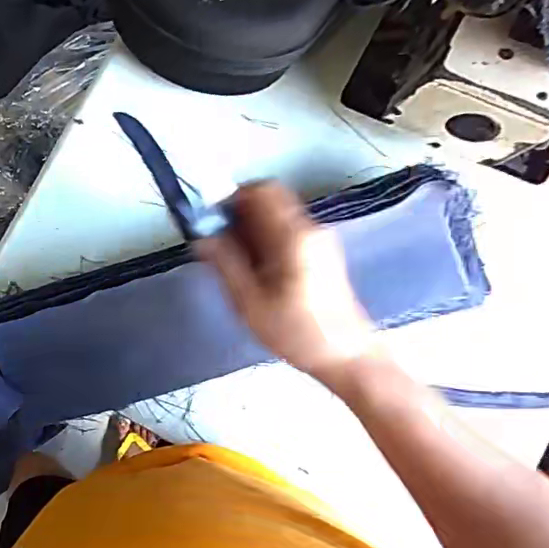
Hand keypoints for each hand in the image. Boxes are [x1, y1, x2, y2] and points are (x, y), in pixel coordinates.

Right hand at [195, 180, 383, 386]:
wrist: (347, 357)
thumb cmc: (297, 333)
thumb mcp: (249, 303)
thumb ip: (224, 263)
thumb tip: (201, 236)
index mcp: (293, 236)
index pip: (260, 190)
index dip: (230, 197)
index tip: (210, 220)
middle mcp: (310, 229)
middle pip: (269, 199)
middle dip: (238, 213)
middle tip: (218, 242)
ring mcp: (319, 239)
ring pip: (277, 214)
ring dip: (250, 227)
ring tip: (234, 261)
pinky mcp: (321, 252)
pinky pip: (286, 230)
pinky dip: (265, 239)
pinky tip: (255, 270)